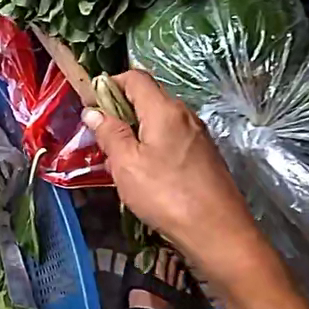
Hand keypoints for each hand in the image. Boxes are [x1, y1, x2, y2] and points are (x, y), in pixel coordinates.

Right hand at [82, 71, 261, 273]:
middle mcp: (184, 115)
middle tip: (100, 142)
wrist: (217, 231)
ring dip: (134, 135)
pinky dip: (151, 149)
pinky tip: (142, 177)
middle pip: (147, 99)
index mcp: (164, 110)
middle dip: (120, 114)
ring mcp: (197, 135)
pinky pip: (170, 140)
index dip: (110, 84)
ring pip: (157, 122)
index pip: (135, 77)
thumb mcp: (126, 164)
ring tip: (118, 165)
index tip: (91, 106)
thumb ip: (109, 134)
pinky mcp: (203, 155)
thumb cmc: (166, 195)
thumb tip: (93, 111)